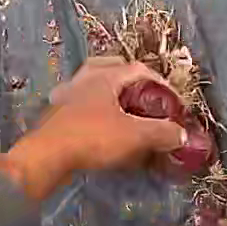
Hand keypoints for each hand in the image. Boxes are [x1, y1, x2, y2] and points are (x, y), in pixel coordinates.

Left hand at [0, 58, 186, 201]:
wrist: (46, 157)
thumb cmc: (91, 138)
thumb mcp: (134, 135)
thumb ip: (161, 132)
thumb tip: (181, 134)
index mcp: (103, 76)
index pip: (138, 69)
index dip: (160, 83)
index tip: (173, 101)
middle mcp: (82, 80)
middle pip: (110, 68)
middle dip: (131, 78)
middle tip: (145, 94)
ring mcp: (65, 97)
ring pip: (92, 86)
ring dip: (110, 94)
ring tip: (124, 109)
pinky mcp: (55, 116)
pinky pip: (80, 106)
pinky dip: (95, 111)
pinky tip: (101, 126)